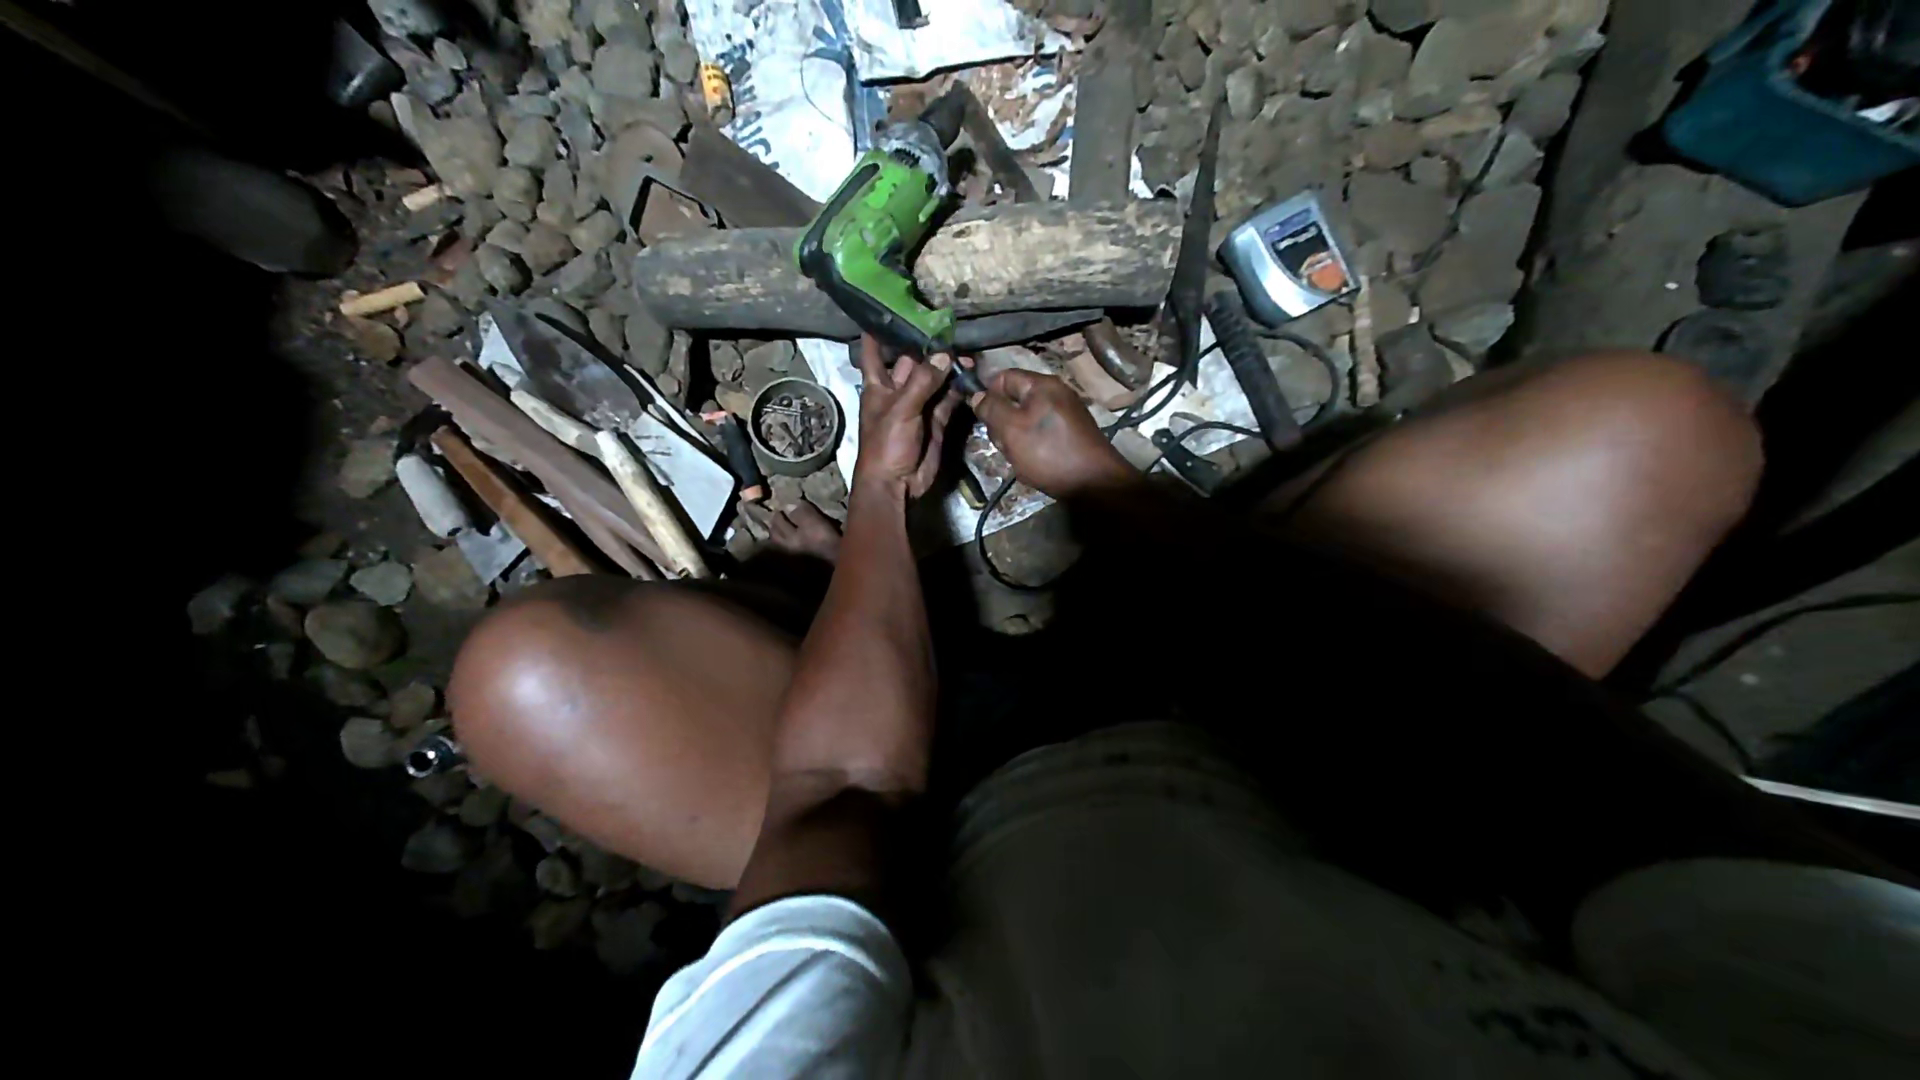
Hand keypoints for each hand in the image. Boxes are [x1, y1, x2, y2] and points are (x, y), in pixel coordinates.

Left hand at [853, 336, 961, 500]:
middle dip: (928, 347)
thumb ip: (923, 382)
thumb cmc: (886, 444)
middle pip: (913, 362)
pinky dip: (958, 389)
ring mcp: (918, 406)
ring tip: (967, 353)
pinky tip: (971, 375)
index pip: (874, 351)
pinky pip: (948, 400)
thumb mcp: (901, 409)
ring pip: (935, 380)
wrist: (897, 484)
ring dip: (948, 368)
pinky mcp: (935, 421)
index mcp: (878, 386)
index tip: (889, 308)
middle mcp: (897, 392)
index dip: (879, 331)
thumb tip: (945, 355)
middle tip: (950, 328)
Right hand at [971, 370, 1138, 499]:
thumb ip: (991, 409)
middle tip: (1005, 444)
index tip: (981, 418)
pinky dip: (1031, 448)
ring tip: (1020, 458)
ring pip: (1024, 421)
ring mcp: (1065, 415)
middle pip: (1013, 400)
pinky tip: (1033, 464)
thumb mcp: (1011, 429)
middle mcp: (1056, 394)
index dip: (987, 394)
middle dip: (1002, 423)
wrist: (1094, 483)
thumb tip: (977, 395)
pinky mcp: (1070, 435)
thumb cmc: (1049, 453)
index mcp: (1042, 384)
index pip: (1003, 377)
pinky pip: (1040, 435)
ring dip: (1015, 440)